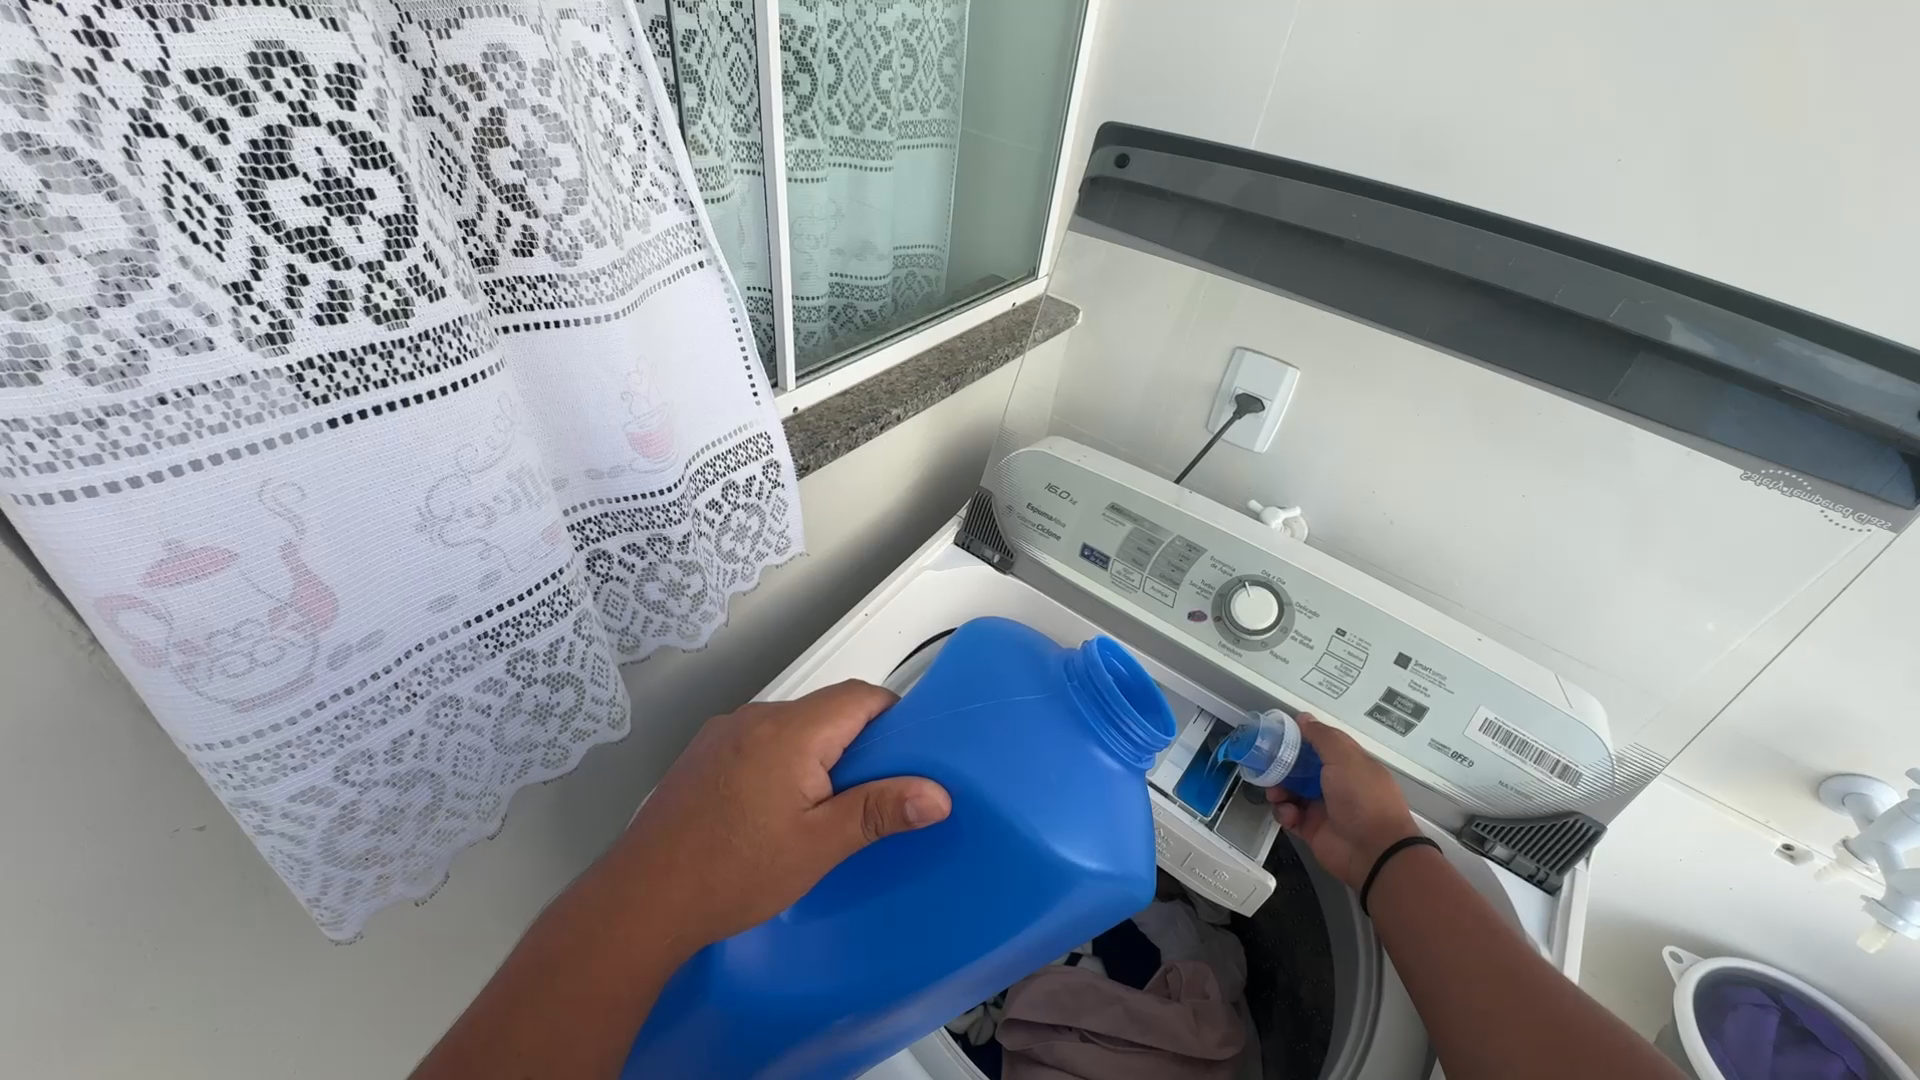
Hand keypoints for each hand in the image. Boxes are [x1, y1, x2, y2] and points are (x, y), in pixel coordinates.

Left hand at [607, 680, 951, 952]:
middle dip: (857, 741)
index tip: (910, 754)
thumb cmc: (734, 872)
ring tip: (823, 805)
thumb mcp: (819, 845)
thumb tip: (937, 795)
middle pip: (826, 709)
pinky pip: (760, 739)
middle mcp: (756, 716)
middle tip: (871, 791)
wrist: (640, 901)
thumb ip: (879, 811)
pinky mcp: (703, 753)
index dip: (894, 717)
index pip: (861, 696)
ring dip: (817, 751)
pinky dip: (782, 758)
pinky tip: (774, 806)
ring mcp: (724, 732)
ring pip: (792, 725)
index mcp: (791, 730)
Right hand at [1265, 714, 1420, 889]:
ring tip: (1275, 793)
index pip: (1320, 746)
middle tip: (1268, 765)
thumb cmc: (1364, 799)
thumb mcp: (1345, 758)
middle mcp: (1336, 784)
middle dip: (1282, 765)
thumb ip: (1323, 736)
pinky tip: (1289, 813)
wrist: (1373, 852)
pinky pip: (1289, 815)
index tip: (1278, 735)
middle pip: (1301, 768)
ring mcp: (1323, 807)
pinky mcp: (1311, 828)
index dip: (1300, 739)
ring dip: (1278, 789)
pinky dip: (1284, 812)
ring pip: (1291, 791)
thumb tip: (1304, 718)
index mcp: (1349, 765)